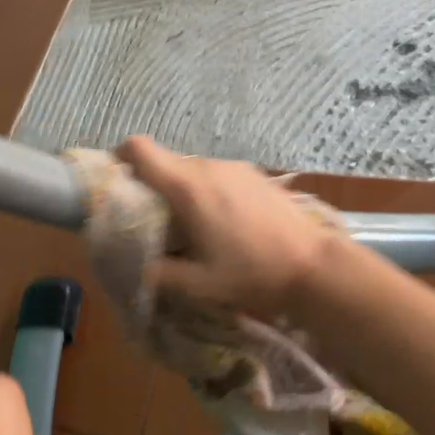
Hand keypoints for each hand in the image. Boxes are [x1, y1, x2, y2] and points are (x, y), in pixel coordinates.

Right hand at [116, 136, 339, 317]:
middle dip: (152, 188)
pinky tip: (226, 226)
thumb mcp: (198, 286)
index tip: (118, 184)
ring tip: (195, 230)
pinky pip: (216, 175)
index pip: (138, 148)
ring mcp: (232, 166)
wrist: (316, 266)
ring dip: (182, 192)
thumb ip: (157, 273)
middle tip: (156, 224)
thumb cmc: (253, 274)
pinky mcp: (254, 172)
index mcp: (185, 186)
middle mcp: (205, 165)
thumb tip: (130, 263)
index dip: (120, 158)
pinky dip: (208, 192)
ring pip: (191, 170)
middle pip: (164, 163)